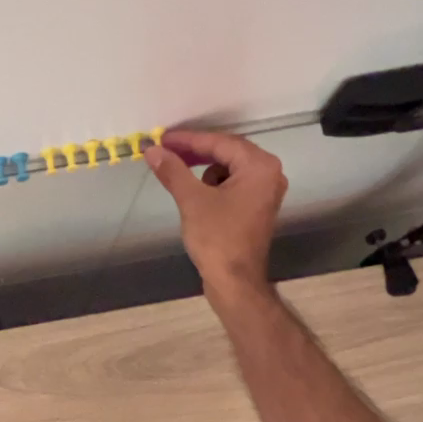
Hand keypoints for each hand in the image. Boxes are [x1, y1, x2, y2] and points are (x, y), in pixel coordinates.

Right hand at [144, 129, 288, 299]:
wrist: (234, 282)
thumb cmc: (217, 239)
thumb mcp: (192, 201)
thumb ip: (173, 172)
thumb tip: (152, 150)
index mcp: (259, 166)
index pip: (220, 142)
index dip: (189, 141)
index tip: (163, 140)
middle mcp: (269, 173)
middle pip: (228, 153)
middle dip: (197, 154)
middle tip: (168, 154)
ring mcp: (266, 192)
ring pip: (230, 170)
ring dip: (205, 173)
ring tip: (185, 186)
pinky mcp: (258, 208)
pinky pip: (234, 186)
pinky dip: (215, 187)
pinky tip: (199, 201)